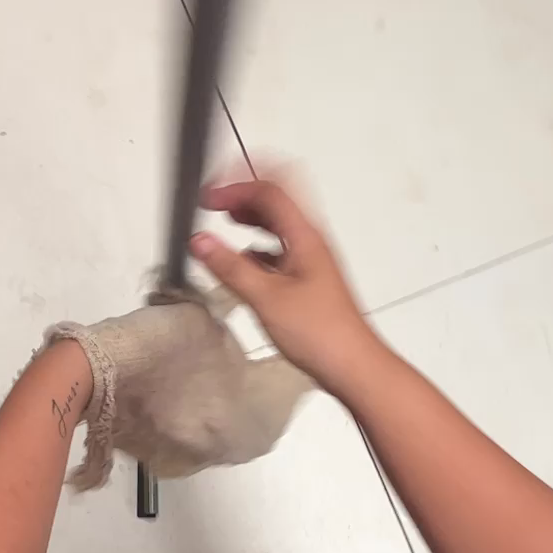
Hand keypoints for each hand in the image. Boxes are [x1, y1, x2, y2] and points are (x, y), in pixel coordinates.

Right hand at [189, 179, 385, 391]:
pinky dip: (259, 250)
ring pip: (280, 227)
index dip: (236, 186)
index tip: (207, 198)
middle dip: (244, 195)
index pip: (270, 192)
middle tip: (215, 204)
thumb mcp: (266, 298)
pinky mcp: (309, 283)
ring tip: (226, 225)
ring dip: (252, 220)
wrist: (352, 366)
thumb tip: (200, 242)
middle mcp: (311, 242)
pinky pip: (281, 254)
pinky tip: (244, 266)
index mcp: (305, 236)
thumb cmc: (319, 333)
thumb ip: (231, 268)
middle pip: (278, 201)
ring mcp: (312, 262)